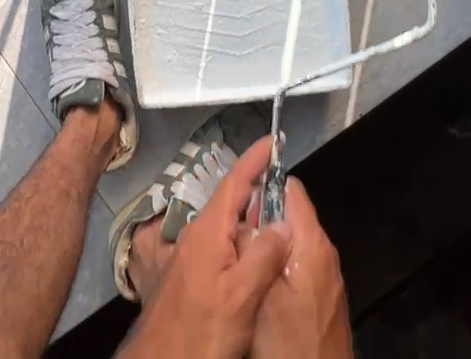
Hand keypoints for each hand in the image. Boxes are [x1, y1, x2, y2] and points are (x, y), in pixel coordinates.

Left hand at [118, 137, 292, 358]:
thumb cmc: (201, 330)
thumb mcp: (240, 296)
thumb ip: (263, 256)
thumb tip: (283, 222)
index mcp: (208, 231)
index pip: (234, 182)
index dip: (255, 159)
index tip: (273, 140)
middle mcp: (195, 234)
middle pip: (229, 199)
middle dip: (254, 185)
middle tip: (281, 179)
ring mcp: (188, 254)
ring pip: (223, 222)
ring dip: (247, 213)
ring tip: (272, 213)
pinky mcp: (186, 273)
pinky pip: (218, 242)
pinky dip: (237, 236)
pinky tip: (250, 252)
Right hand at [247, 178, 350, 358]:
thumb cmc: (289, 343)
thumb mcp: (260, 296)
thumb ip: (252, 249)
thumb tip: (244, 215)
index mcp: (312, 243)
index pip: (291, 190)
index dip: (263, 187)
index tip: (236, 199)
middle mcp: (325, 252)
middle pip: (290, 215)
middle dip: (262, 218)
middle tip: (231, 234)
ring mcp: (327, 275)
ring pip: (292, 240)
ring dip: (268, 243)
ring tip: (240, 257)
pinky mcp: (324, 295)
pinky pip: (299, 263)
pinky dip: (279, 263)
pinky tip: (259, 282)